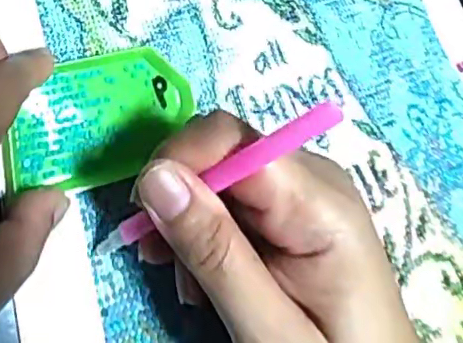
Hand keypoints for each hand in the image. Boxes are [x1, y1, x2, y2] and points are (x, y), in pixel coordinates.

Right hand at [132, 111, 416, 342]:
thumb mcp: (270, 332)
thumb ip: (214, 250)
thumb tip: (155, 174)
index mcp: (320, 199)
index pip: (233, 138)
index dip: (180, 161)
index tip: (143, 217)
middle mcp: (314, 176)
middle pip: (225, 149)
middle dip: (181, 192)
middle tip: (155, 258)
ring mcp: (308, 191)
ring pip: (224, 173)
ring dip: (190, 217)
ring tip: (184, 282)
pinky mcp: (298, 211)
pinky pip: (239, 198)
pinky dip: (209, 230)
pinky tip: (205, 276)